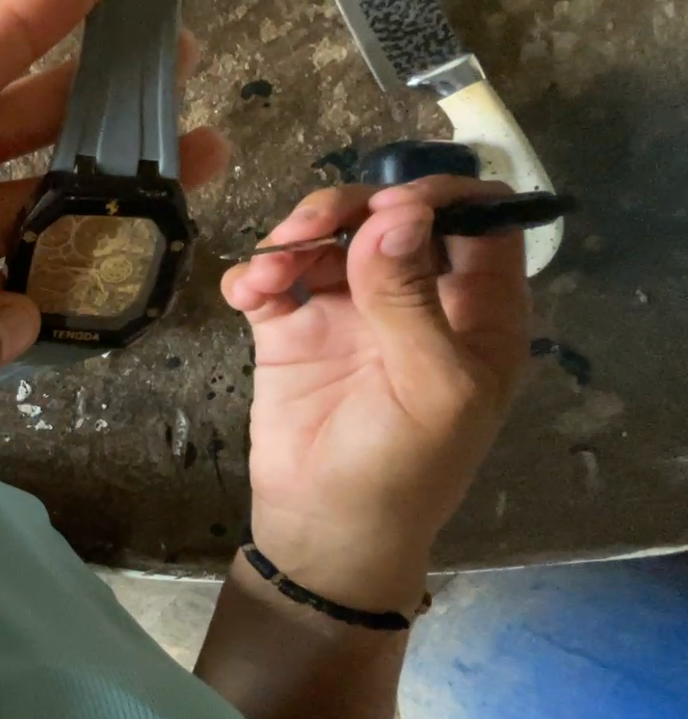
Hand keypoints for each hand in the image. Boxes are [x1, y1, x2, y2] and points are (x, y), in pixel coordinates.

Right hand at [221, 176, 530, 610]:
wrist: (320, 517)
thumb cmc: (401, 463)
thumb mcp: (429, 383)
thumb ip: (411, 297)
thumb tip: (393, 213)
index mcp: (472, 311)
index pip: (474, 224)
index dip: (436, 200)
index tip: (386, 208)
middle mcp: (409, 300)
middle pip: (383, 221)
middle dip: (344, 212)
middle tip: (304, 229)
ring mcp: (343, 313)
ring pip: (320, 243)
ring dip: (288, 244)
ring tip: (263, 276)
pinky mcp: (285, 331)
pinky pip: (269, 283)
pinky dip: (252, 277)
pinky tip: (244, 294)